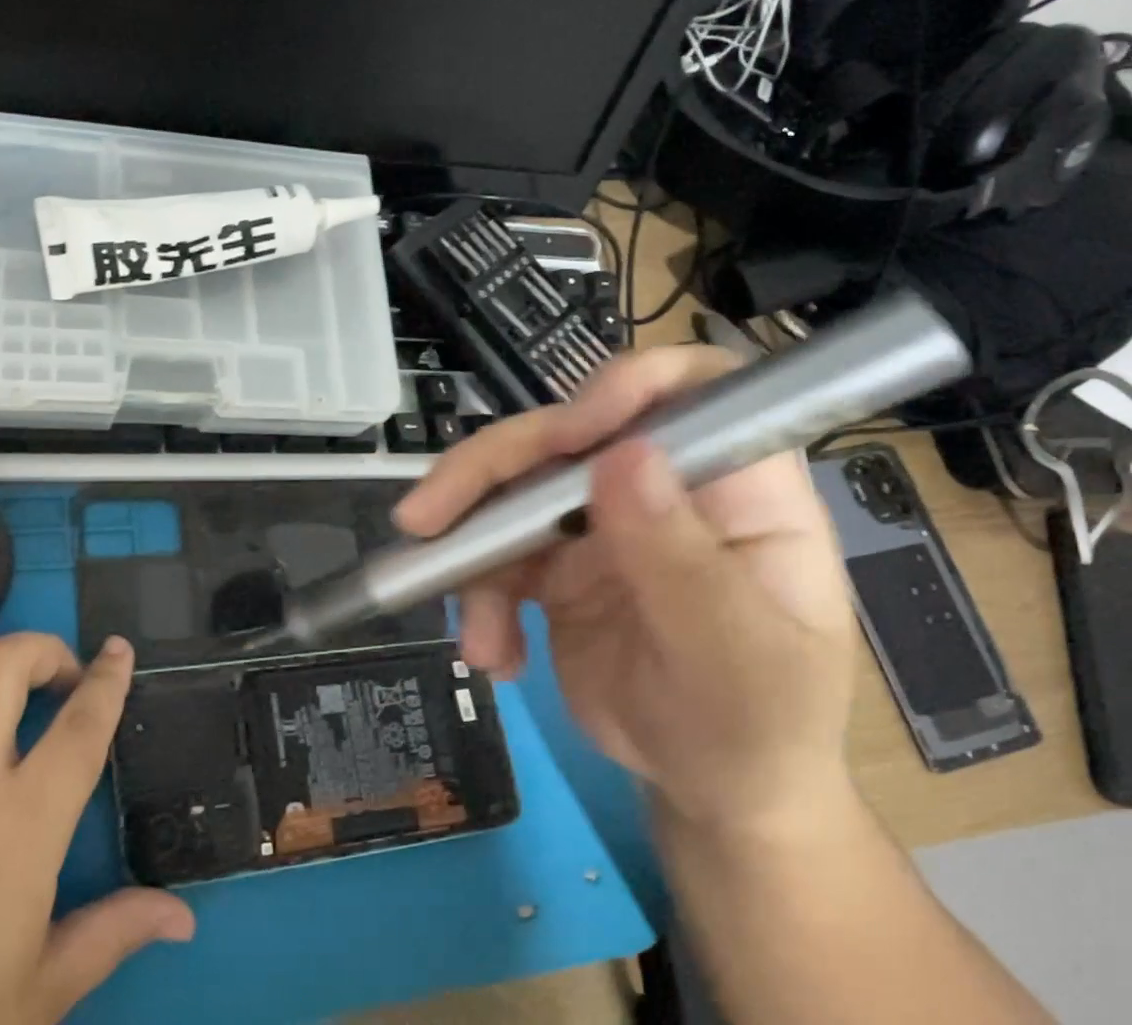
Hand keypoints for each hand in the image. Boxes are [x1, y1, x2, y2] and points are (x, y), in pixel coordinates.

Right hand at [395, 347, 861, 832]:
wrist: (708, 789)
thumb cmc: (753, 726)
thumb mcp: (730, 654)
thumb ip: (679, 558)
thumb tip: (621, 456)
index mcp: (738, 492)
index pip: (693, 392)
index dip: (627, 388)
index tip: (567, 434)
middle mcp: (664, 491)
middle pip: (567, 437)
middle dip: (491, 472)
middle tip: (425, 519)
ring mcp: (603, 528)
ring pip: (511, 495)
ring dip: (470, 555)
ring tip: (477, 636)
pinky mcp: (555, 568)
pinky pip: (493, 557)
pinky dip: (478, 603)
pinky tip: (493, 655)